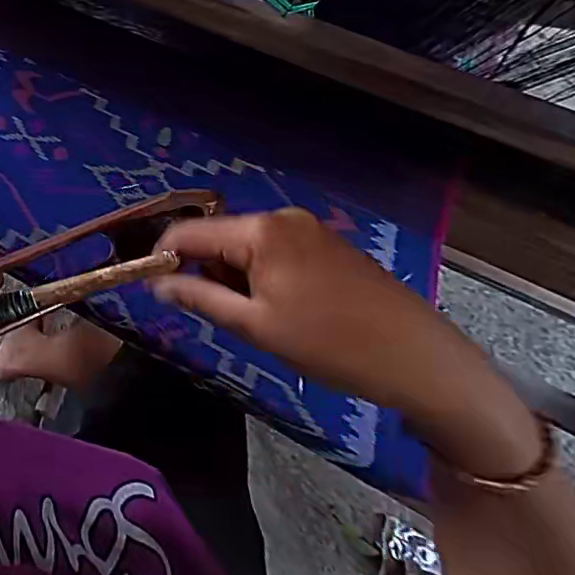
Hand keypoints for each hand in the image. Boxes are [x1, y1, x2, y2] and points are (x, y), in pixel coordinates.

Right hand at [152, 209, 539, 479]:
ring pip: (246, 244)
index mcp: (260, 230)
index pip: (189, 230)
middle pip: (218, 235)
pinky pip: (274, 249)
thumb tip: (158, 284)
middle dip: (206, 269)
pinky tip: (284, 308)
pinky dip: (263, 273)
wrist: (421, 359)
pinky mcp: (325, 242)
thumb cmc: (332, 344)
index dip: (164, 256)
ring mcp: (306, 227)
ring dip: (235, 275)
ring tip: (257, 319)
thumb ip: (201, 298)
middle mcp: (280, 216)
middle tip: (217, 315)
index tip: (153, 285)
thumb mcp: (257, 326)